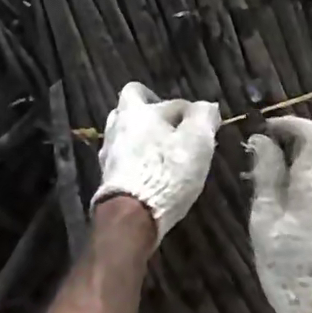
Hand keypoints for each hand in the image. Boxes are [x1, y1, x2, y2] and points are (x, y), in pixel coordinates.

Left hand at [91, 83, 220, 240]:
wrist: (132, 212)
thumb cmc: (167, 171)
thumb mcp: (197, 140)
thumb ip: (203, 117)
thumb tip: (205, 106)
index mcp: (137, 109)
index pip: (168, 100)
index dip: (189, 110)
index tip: (202, 127)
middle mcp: (117, 123)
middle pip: (131, 106)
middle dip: (151, 112)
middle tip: (174, 130)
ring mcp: (108, 148)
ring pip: (123, 130)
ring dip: (140, 135)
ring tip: (162, 151)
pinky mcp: (106, 172)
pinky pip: (121, 154)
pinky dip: (134, 156)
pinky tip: (148, 170)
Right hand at [247, 117, 311, 312]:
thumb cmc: (291, 268)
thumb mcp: (266, 221)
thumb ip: (267, 177)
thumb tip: (263, 142)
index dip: (290, 125)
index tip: (266, 132)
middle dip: (289, 160)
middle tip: (258, 177)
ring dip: (300, 185)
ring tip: (274, 210)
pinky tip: (297, 231)